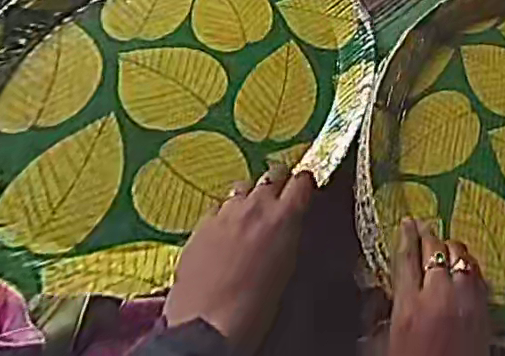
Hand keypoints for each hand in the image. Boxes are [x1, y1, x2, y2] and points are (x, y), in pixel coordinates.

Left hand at [163, 162, 315, 354]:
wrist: (204, 330)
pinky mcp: (200, 226)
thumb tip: (293, 220)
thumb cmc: (254, 307)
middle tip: (278, 200)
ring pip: (244, 186)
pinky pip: (217, 207)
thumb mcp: (288, 264)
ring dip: (250, 196)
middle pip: (274, 174)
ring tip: (249, 215)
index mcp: (286, 214)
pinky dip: (224, 214)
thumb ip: (292, 230)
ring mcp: (226, 212)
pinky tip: (223, 231)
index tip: (304, 192)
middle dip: (279, 183)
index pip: (304, 178)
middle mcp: (257, 205)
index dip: (304, 184)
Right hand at [386, 218, 491, 355]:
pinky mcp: (484, 303)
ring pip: (458, 253)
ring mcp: (465, 297)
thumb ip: (390, 312)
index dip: (406, 236)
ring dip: (449, 246)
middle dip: (427, 235)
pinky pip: (476, 270)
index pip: (406, 259)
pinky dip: (467, 262)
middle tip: (422, 227)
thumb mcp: (391, 343)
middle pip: (434, 250)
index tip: (406, 222)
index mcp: (409, 308)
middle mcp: (438, 295)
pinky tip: (463, 264)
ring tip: (442, 245)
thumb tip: (385, 291)